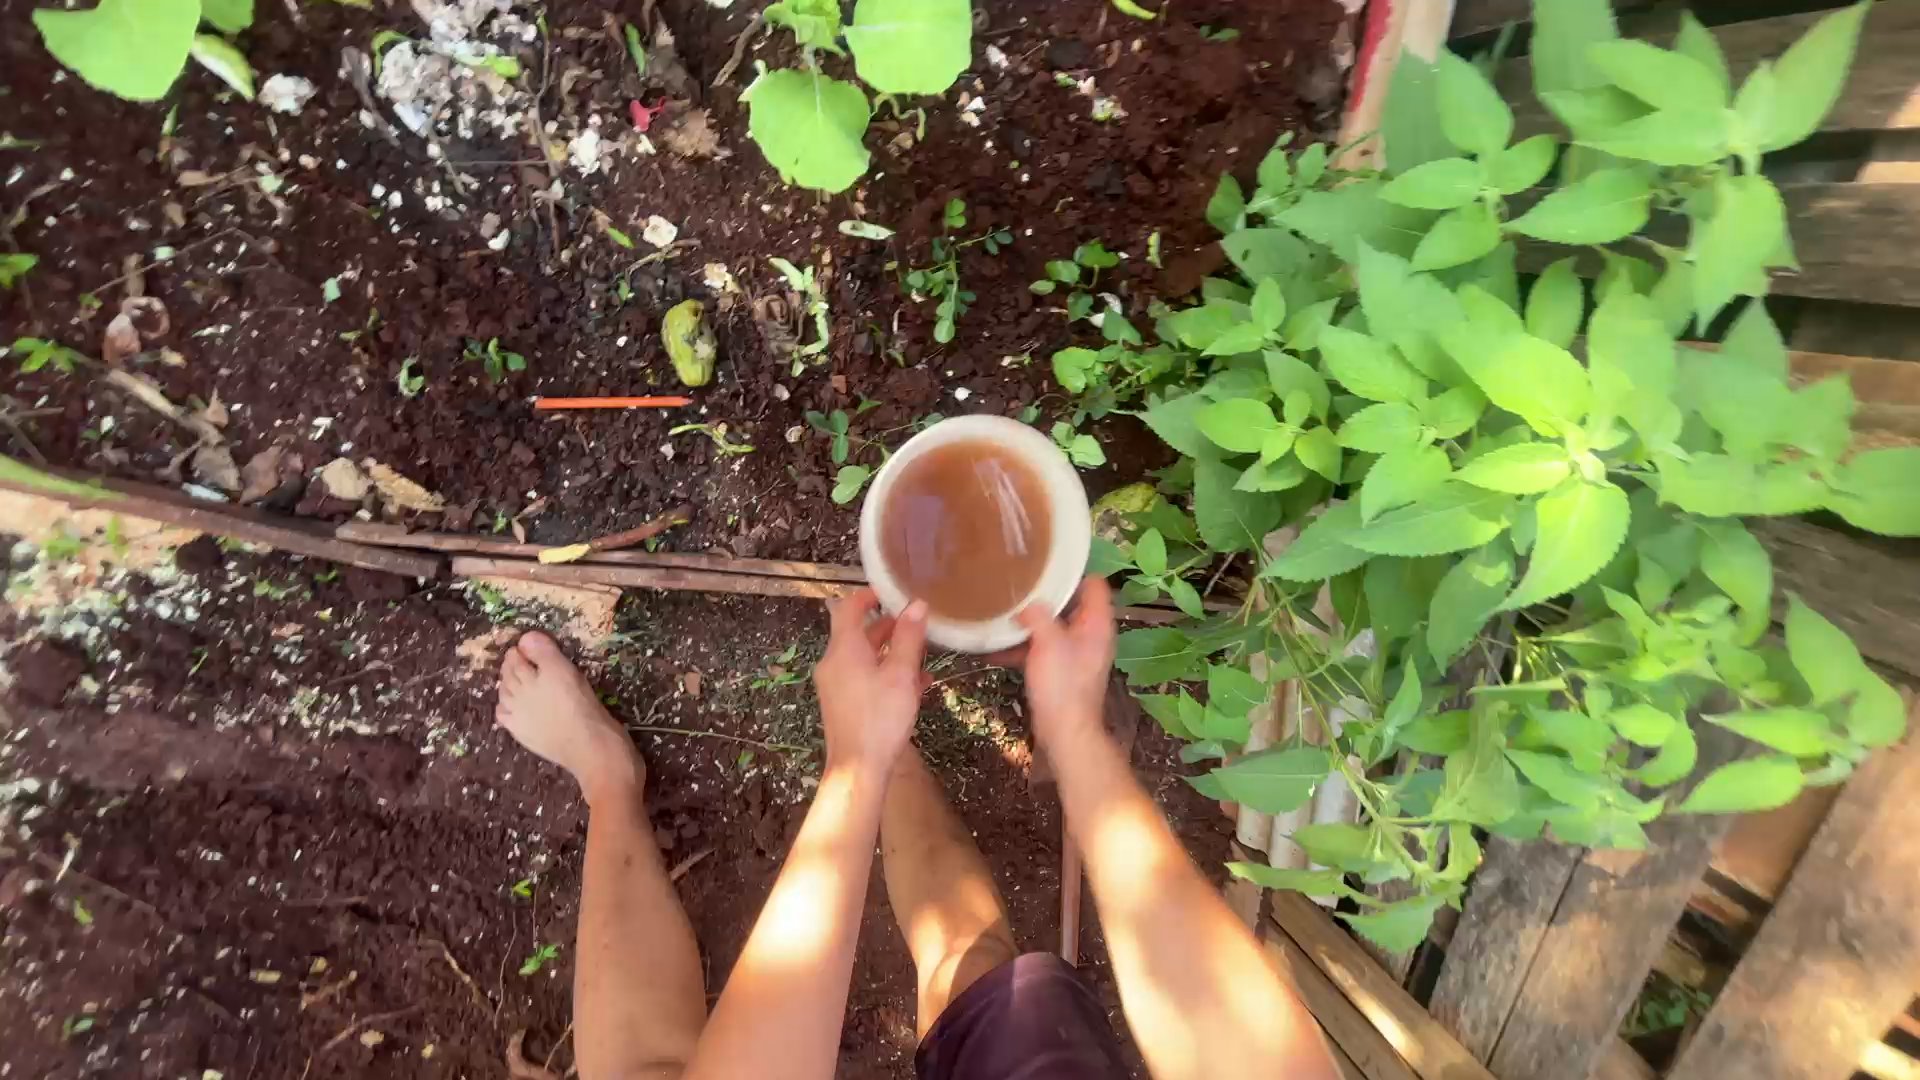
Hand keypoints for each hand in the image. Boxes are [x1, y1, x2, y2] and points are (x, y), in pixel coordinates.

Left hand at [814, 589, 929, 774]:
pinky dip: (887, 673)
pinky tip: (917, 683)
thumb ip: (909, 638)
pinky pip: (865, 677)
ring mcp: (837, 685)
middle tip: (917, 622)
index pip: (850, 608)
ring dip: (892, 652)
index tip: (893, 591)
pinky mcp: (845, 704)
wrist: (858, 770)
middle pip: (860, 633)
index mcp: (843, 650)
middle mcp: (834, 663)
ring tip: (923, 653)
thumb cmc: (880, 717)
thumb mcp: (901, 675)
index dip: (869, 595)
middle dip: (889, 626)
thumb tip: (917, 605)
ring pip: (866, 657)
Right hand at [1013, 576, 1115, 749]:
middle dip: (1044, 595)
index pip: (1094, 583)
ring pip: (1052, 626)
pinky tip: (994, 648)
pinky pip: (1041, 649)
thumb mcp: (1048, 643)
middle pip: (1069, 603)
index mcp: (1096, 623)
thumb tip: (1027, 604)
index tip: (1045, 563)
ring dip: (1029, 622)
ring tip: (1002, 610)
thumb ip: (1039, 616)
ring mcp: (1075, 653)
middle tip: (1017, 583)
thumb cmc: (1062, 684)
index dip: (1073, 571)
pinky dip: (1022, 647)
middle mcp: (1090, 634)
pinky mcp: (1060, 670)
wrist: (1064, 732)